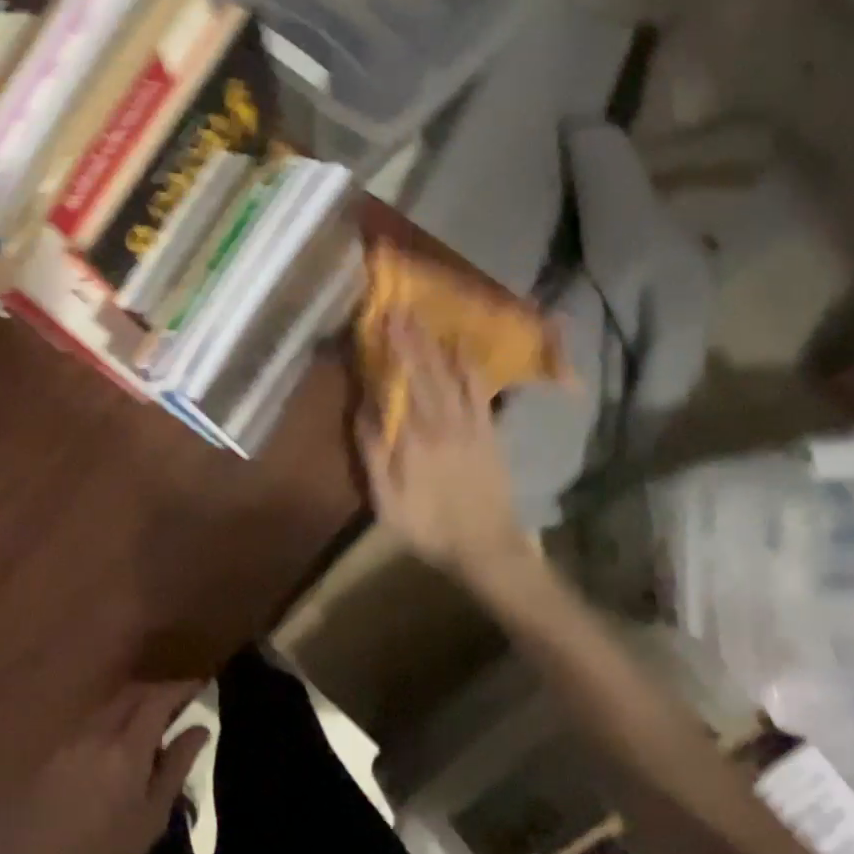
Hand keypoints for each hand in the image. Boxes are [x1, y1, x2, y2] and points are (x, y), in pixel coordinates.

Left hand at [0, 682, 209, 853]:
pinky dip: (112, 720)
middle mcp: (94, 734)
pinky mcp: (54, 751)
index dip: (179, 688)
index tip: (200, 686)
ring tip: (155, 723)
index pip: (155, 700)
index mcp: (124, 750)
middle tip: (181, 703)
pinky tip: (121, 742)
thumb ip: (176, 766)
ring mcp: (70, 740)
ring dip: (133, 704)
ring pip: (108, 706)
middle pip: (129, 694)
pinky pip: (90, 722)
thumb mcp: (152, 818)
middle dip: (157, 691)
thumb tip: (200, 729)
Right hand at [357, 317, 529, 571]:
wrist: (486, 546)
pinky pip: (479, 390)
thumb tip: (364, 407)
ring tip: (423, 318)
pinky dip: (469, 366)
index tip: (380, 320)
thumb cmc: (427, 526)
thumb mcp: (386, 500)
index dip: (390, 350)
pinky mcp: (489, 431)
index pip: (400, 383)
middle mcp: (443, 422)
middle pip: (426, 371)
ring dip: (436, 344)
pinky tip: (460, 348)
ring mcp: (471, 424)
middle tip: (399, 307)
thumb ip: (374, 452)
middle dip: (411, 337)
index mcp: (414, 438)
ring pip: (452, 375)